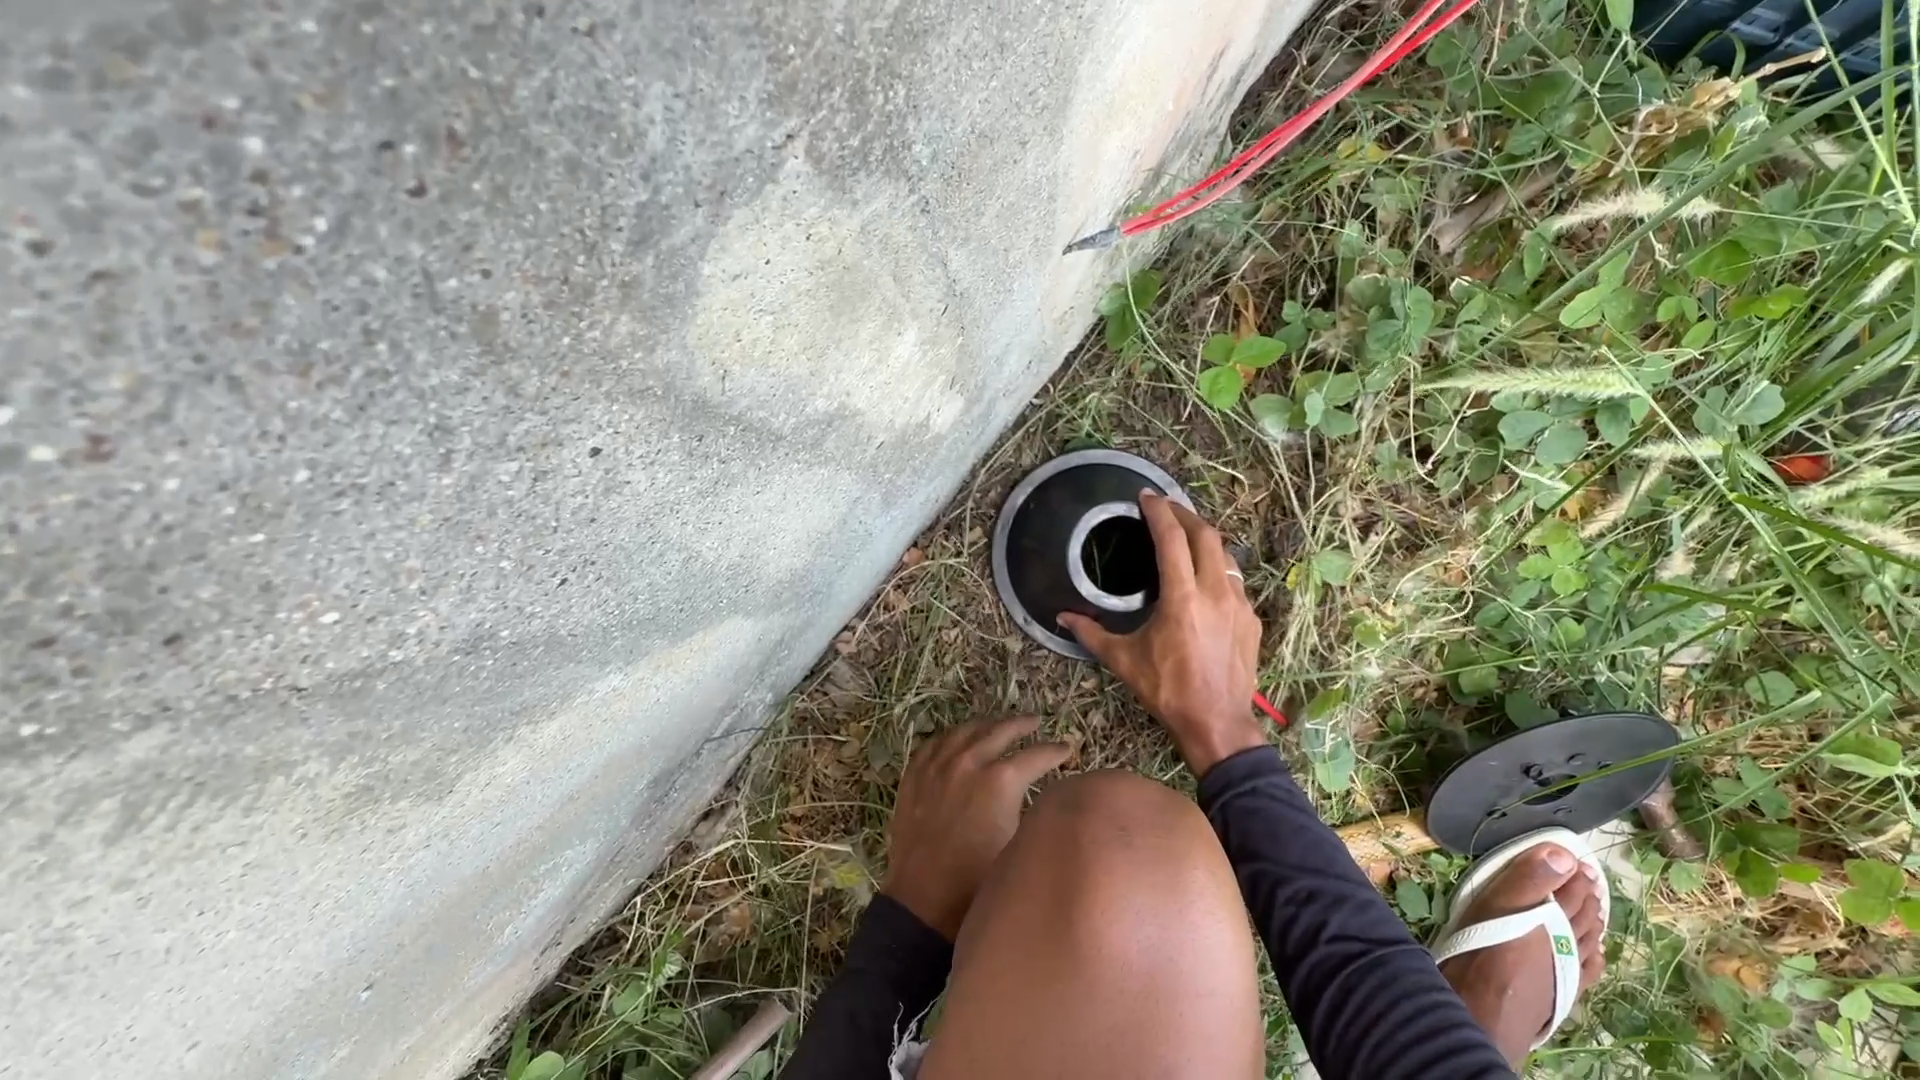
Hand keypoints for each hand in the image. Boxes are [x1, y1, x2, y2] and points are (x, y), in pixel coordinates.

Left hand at [881, 716, 1070, 939]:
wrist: (924, 902)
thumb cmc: (978, 882)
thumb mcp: (1019, 844)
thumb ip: (1030, 808)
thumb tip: (1039, 792)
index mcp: (1000, 781)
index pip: (1037, 755)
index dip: (1055, 752)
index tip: (1067, 749)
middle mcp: (969, 763)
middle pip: (1000, 731)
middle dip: (1022, 724)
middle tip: (1036, 721)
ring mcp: (937, 766)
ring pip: (965, 731)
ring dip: (987, 724)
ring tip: (998, 724)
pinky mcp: (915, 776)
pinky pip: (935, 744)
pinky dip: (952, 736)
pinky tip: (958, 738)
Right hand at [1058, 491, 1265, 775]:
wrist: (1217, 723)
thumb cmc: (1167, 691)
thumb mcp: (1124, 660)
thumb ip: (1091, 633)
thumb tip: (1062, 617)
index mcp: (1182, 598)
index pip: (1172, 539)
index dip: (1158, 512)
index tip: (1146, 497)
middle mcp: (1215, 592)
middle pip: (1205, 534)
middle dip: (1185, 514)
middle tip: (1165, 508)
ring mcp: (1238, 605)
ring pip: (1226, 555)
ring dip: (1205, 538)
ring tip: (1186, 535)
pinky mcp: (1251, 619)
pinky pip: (1235, 581)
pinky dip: (1218, 568)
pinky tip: (1205, 577)